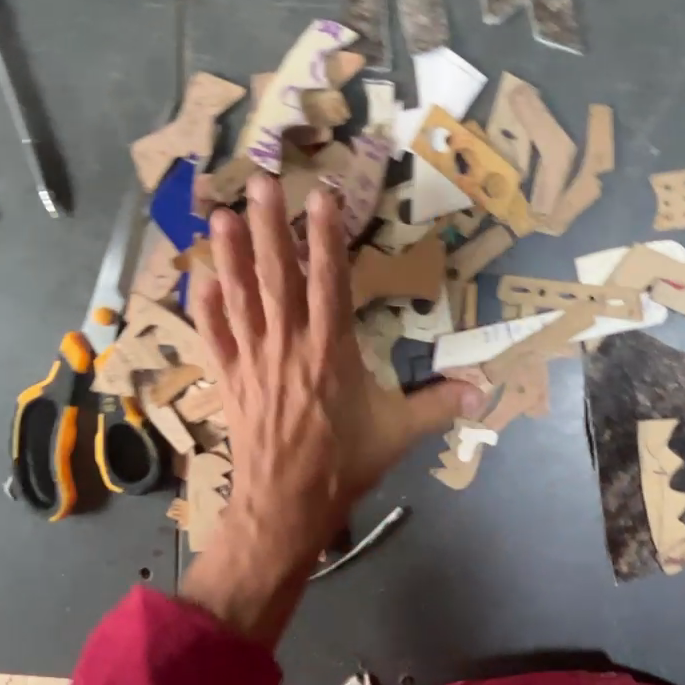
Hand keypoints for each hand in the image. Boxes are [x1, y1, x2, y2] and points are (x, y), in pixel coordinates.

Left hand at [180, 174, 482, 643]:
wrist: (285, 504)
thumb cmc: (343, 464)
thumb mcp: (399, 435)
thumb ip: (439, 407)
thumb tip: (484, 393)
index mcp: (331, 350)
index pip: (329, 280)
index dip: (326, 236)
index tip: (322, 196)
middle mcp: (289, 344)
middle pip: (278, 275)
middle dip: (271, 226)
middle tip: (261, 181)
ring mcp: (254, 361)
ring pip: (241, 297)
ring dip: (231, 254)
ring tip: (223, 213)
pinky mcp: (231, 381)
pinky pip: (215, 337)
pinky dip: (206, 308)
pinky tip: (199, 281)